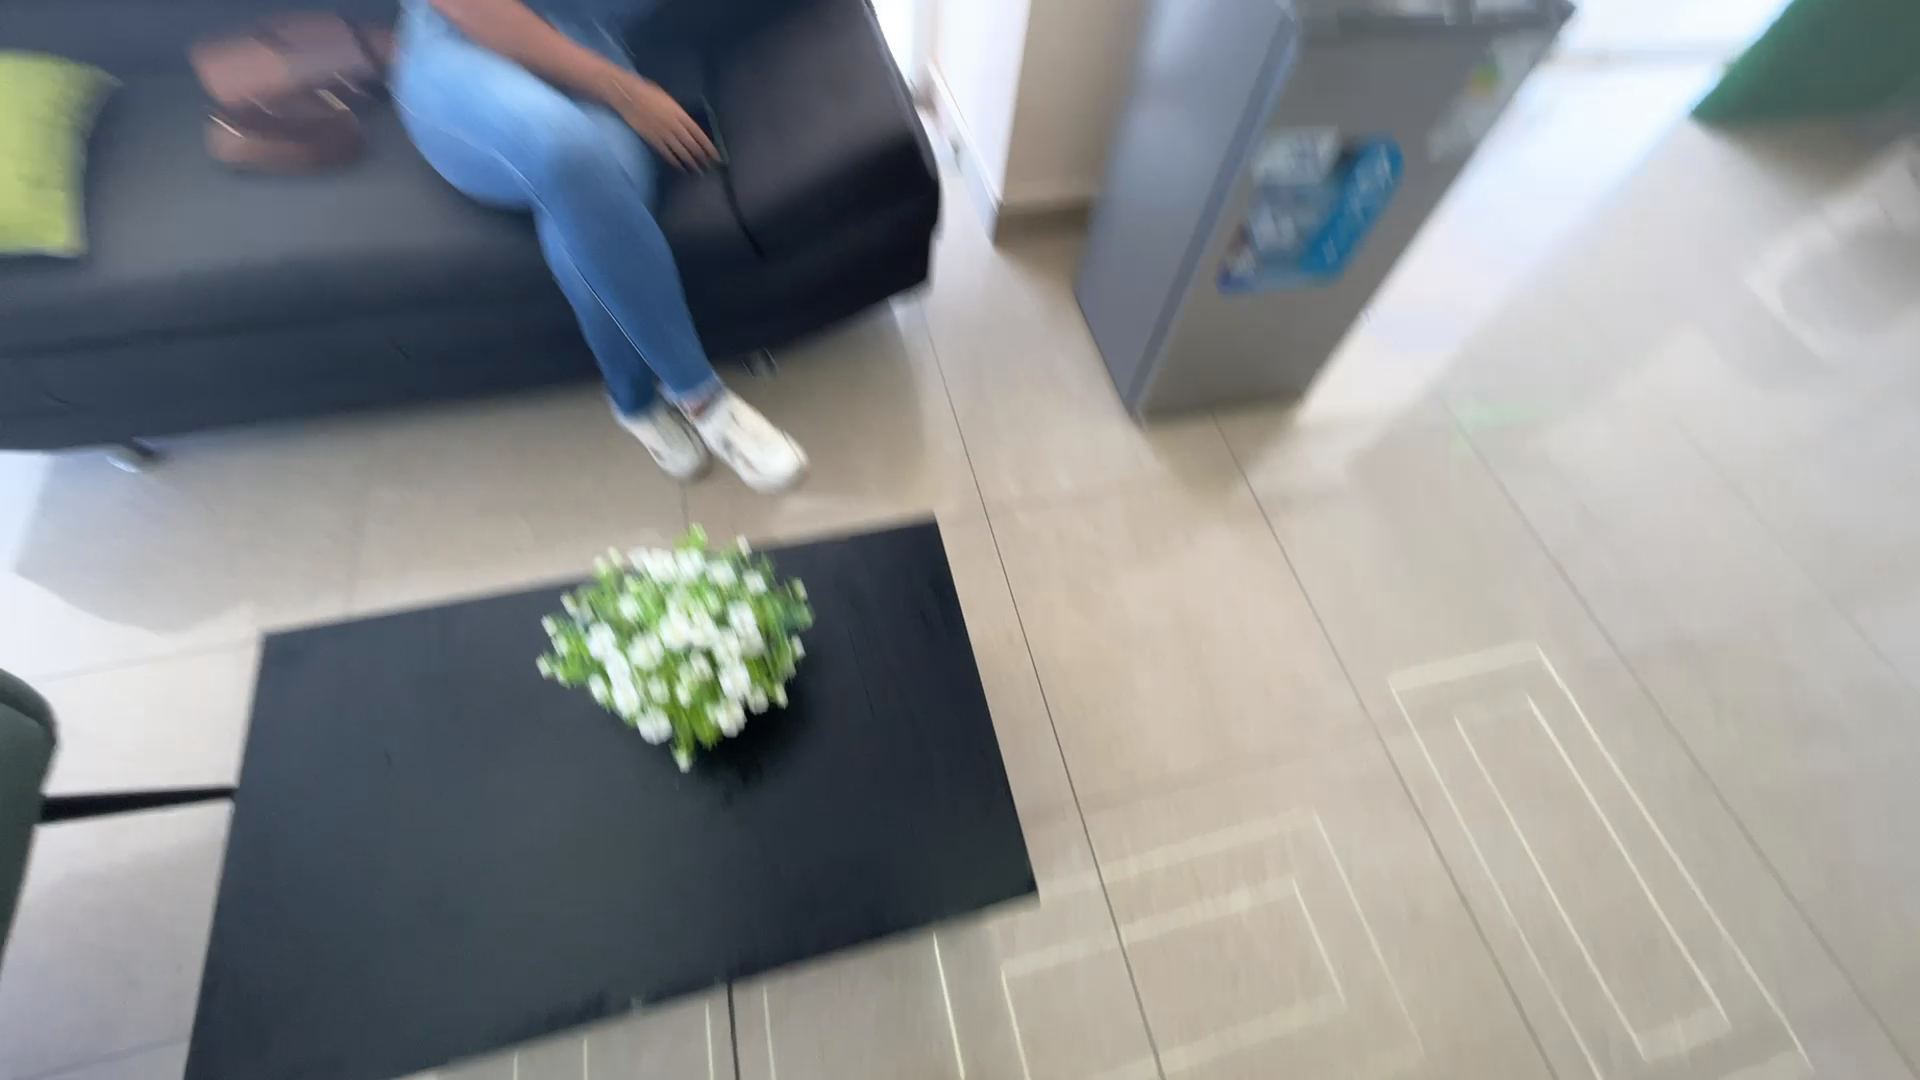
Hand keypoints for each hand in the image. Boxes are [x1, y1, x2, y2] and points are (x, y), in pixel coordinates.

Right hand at [607, 73, 718, 169]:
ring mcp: (664, 134)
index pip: (699, 134)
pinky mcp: (653, 140)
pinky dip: (676, 162)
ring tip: (699, 172)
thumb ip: (680, 114)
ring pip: (682, 152)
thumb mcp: (669, 100)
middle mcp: (674, 125)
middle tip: (710, 167)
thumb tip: (689, 127)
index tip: (717, 156)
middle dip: (702, 158)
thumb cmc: (648, 93)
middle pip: (692, 146)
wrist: (628, 94)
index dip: (709, 147)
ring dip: (692, 163)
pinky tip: (682, 169)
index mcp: (679, 114)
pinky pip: (667, 154)